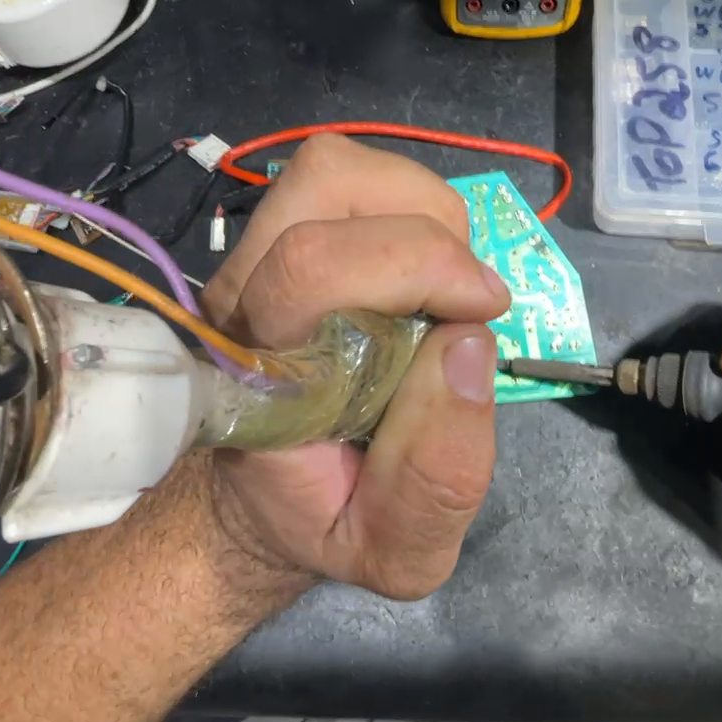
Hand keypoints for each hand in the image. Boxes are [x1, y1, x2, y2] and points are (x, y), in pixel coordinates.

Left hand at [198, 134, 510, 599]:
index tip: (481, 313)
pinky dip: (407, 205)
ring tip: (442, 283)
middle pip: (324, 186)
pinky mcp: (279, 237)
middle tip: (466, 300)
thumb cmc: (321, 517)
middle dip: (426, 235)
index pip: (306, 268)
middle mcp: (241, 293)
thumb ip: (436, 478)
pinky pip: (346, 180)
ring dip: (419, 211)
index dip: (415, 266)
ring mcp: (254, 256)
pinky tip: (419, 268)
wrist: (262, 493)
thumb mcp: (397, 551)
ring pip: (336, 170)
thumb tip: (469, 345)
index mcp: (256, 371)